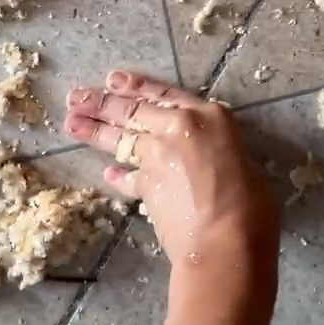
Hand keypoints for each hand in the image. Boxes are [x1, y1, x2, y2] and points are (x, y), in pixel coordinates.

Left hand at [64, 71, 279, 269]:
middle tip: (75, 98)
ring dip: (94, 131)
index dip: (135, 86)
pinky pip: (128, 177)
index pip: (163, 93)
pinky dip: (118, 176)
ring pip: (121, 138)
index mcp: (208, 115)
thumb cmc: (251, 205)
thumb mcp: (242, 159)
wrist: (226, 245)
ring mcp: (157, 156)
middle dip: (101, 102)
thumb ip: (216, 149)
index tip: (112, 79)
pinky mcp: (146, 186)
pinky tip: (107, 174)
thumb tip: (207, 158)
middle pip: (133, 110)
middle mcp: (177, 127)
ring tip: (72, 123)